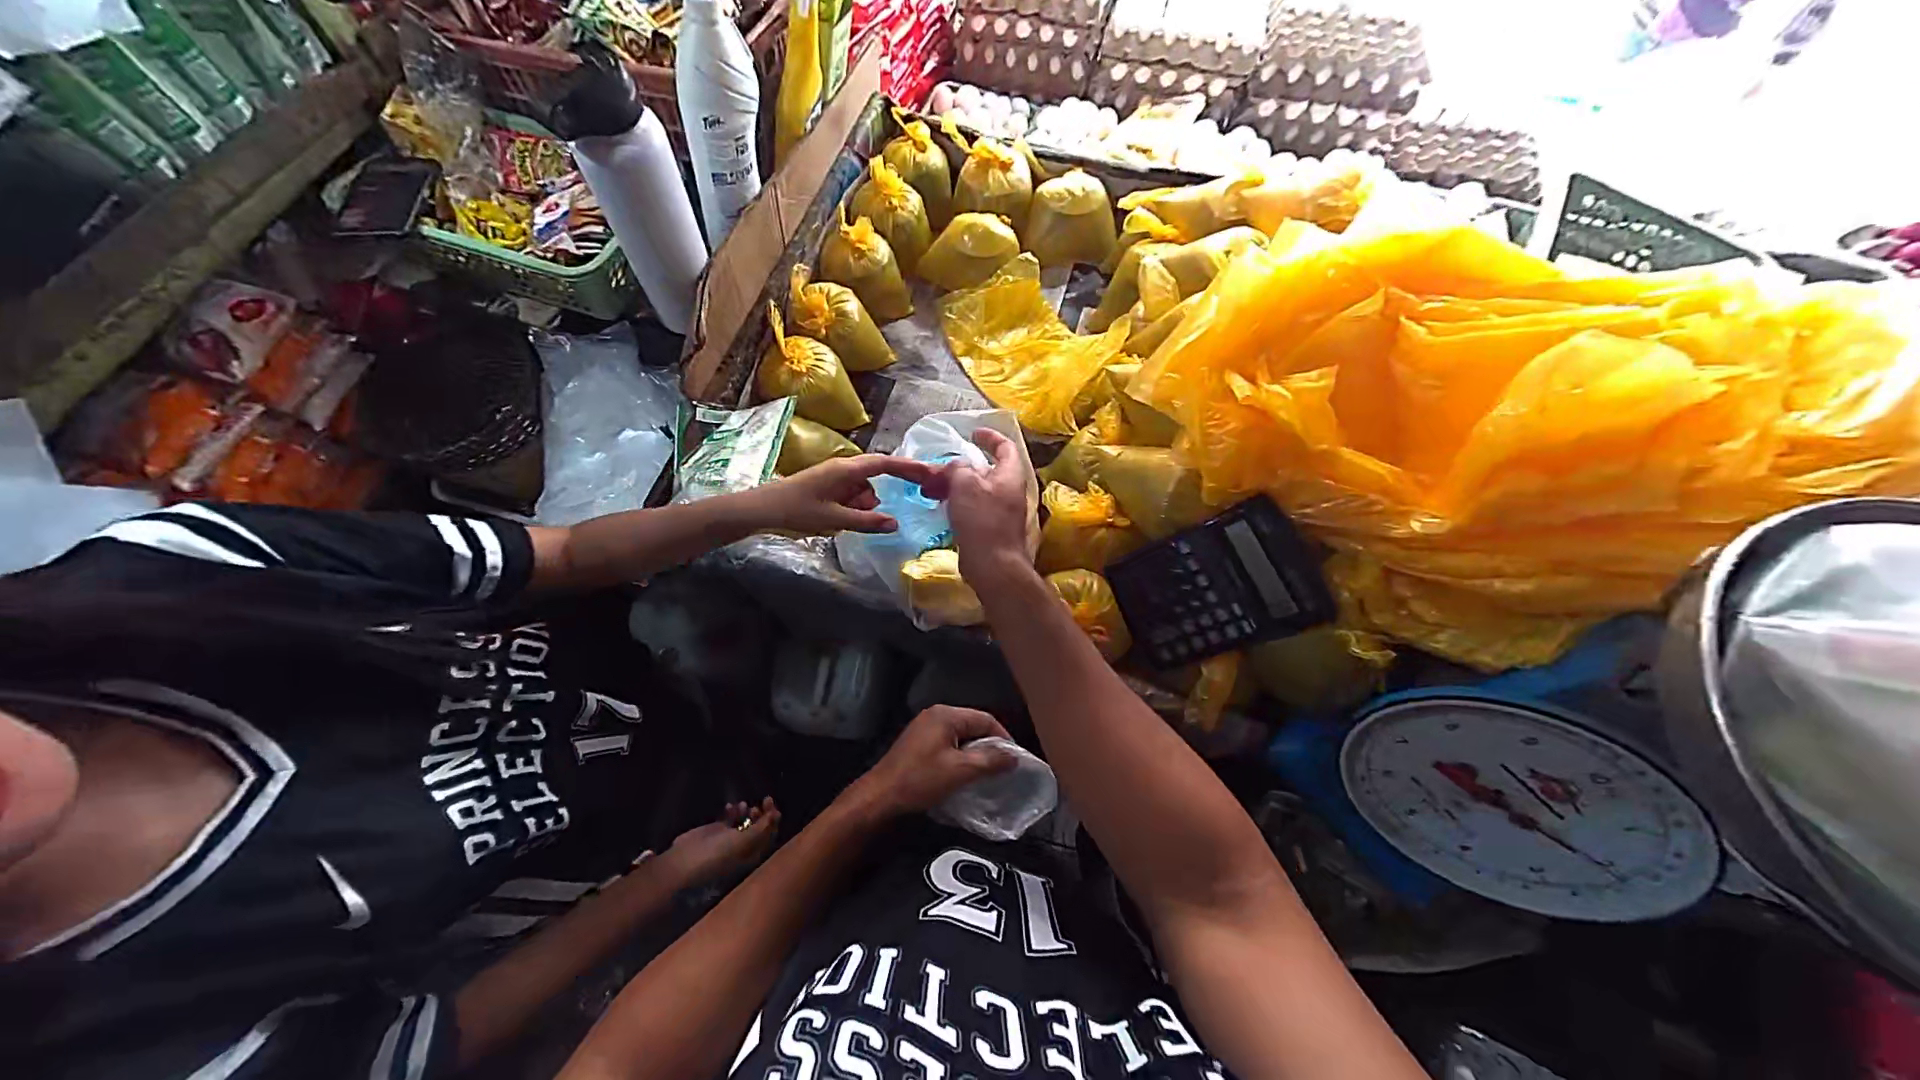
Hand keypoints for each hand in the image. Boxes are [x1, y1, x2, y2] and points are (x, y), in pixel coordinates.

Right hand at [662, 799, 779, 883]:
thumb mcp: (743, 842)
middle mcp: (744, 847)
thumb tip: (775, 816)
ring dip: (748, 811)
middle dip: (763, 813)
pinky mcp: (716, 832)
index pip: (770, 835)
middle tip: (764, 801)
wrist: (684, 863)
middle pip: (759, 827)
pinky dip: (732, 811)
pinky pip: (729, 818)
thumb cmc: (718, 855)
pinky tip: (729, 806)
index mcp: (753, 854)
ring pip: (745, 821)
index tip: (772, 806)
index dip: (773, 820)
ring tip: (744, 805)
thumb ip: (761, 829)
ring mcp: (730, 839)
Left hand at [744, 454, 940, 534]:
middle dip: (886, 491)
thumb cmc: (795, 510)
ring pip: (863, 489)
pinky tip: (841, 520)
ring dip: (865, 504)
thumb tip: (895, 523)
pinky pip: (851, 495)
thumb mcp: (833, 519)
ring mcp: (835, 477)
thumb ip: (866, 521)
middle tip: (901, 507)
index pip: (885, 463)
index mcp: (846, 470)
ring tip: (846, 521)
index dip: (909, 467)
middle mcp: (843, 468)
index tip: (930, 473)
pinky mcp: (828, 486)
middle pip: (876, 475)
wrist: (760, 509)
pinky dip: (854, 507)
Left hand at [845, 706, 1018, 818]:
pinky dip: (960, 756)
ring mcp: (925, 728)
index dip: (1004, 738)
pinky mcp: (918, 743)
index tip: (1015, 760)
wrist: (880, 797)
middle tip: (1003, 769)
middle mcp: (935, 715)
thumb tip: (1014, 757)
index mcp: (945, 715)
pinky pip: (948, 743)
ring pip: (961, 736)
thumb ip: (990, 761)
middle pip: (973, 725)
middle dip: (989, 746)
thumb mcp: (960, 771)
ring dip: (975, 753)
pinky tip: (964, 774)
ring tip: (987, 774)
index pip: (986, 719)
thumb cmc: (920, 780)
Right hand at [918, 428, 1029, 579]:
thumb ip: (959, 468)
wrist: (993, 565)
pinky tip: (943, 507)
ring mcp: (1003, 512)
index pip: (1005, 447)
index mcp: (1010, 475)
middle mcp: (1010, 491)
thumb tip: (958, 466)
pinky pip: (975, 508)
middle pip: (988, 470)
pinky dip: (959, 502)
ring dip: (957, 485)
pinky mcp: (992, 529)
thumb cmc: (981, 520)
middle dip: (964, 466)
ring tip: (935, 488)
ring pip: (979, 490)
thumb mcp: (965, 484)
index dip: (990, 437)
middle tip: (942, 467)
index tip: (973, 433)